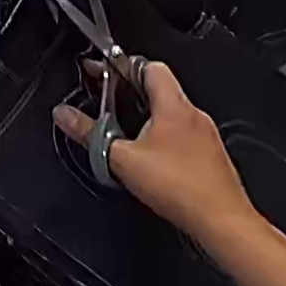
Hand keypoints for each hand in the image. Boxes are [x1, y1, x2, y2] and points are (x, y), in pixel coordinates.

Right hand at [53, 61, 265, 242]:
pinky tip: (147, 154)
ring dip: (146, 112)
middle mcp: (193, 115)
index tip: (101, 70)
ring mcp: (204, 135)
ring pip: (170, 110)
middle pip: (159, 86)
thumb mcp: (121, 158)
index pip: (148, 66)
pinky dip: (161, 134)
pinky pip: (181, 133)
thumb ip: (88, 133)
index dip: (122, 64)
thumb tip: (64, 114)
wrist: (221, 221)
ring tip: (122, 127)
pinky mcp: (208, 155)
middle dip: (129, 89)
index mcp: (173, 105)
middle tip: (105, 97)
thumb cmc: (180, 187)